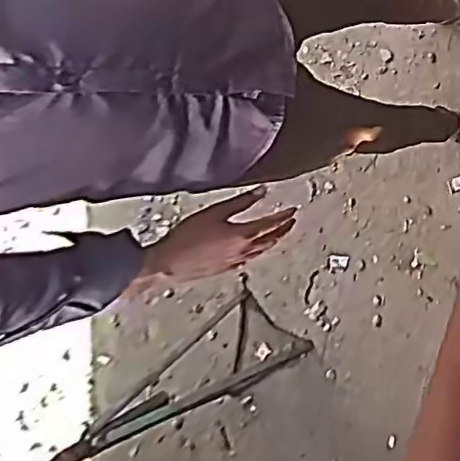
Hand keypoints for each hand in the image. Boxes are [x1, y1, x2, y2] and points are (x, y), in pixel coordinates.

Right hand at [130, 189, 296, 292]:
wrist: (165, 264)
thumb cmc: (188, 235)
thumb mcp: (216, 212)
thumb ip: (242, 201)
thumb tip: (264, 189)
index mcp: (244, 235)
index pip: (271, 224)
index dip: (284, 216)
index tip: (294, 210)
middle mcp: (243, 250)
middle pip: (270, 239)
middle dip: (283, 229)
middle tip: (292, 221)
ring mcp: (233, 262)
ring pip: (260, 251)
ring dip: (272, 241)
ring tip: (278, 235)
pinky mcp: (223, 270)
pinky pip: (247, 260)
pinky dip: (256, 253)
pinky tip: (253, 253)